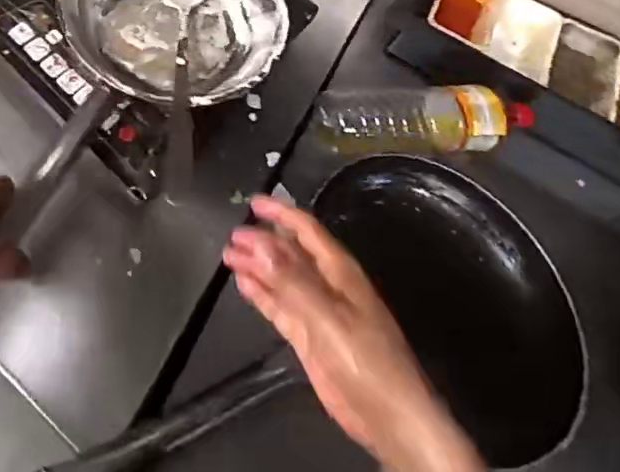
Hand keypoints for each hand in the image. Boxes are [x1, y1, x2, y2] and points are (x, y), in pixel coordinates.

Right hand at [224, 195, 485, 471]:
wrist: (391, 418)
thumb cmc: (367, 361)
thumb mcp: (328, 317)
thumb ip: (293, 281)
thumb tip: (261, 243)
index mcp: (338, 270)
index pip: (306, 229)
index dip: (281, 212)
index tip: (254, 201)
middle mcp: (327, 283)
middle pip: (290, 253)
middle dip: (262, 240)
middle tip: (232, 234)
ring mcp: (317, 310)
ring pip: (281, 278)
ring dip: (257, 265)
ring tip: (229, 255)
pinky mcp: (309, 336)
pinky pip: (280, 305)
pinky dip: (261, 293)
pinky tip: (243, 283)